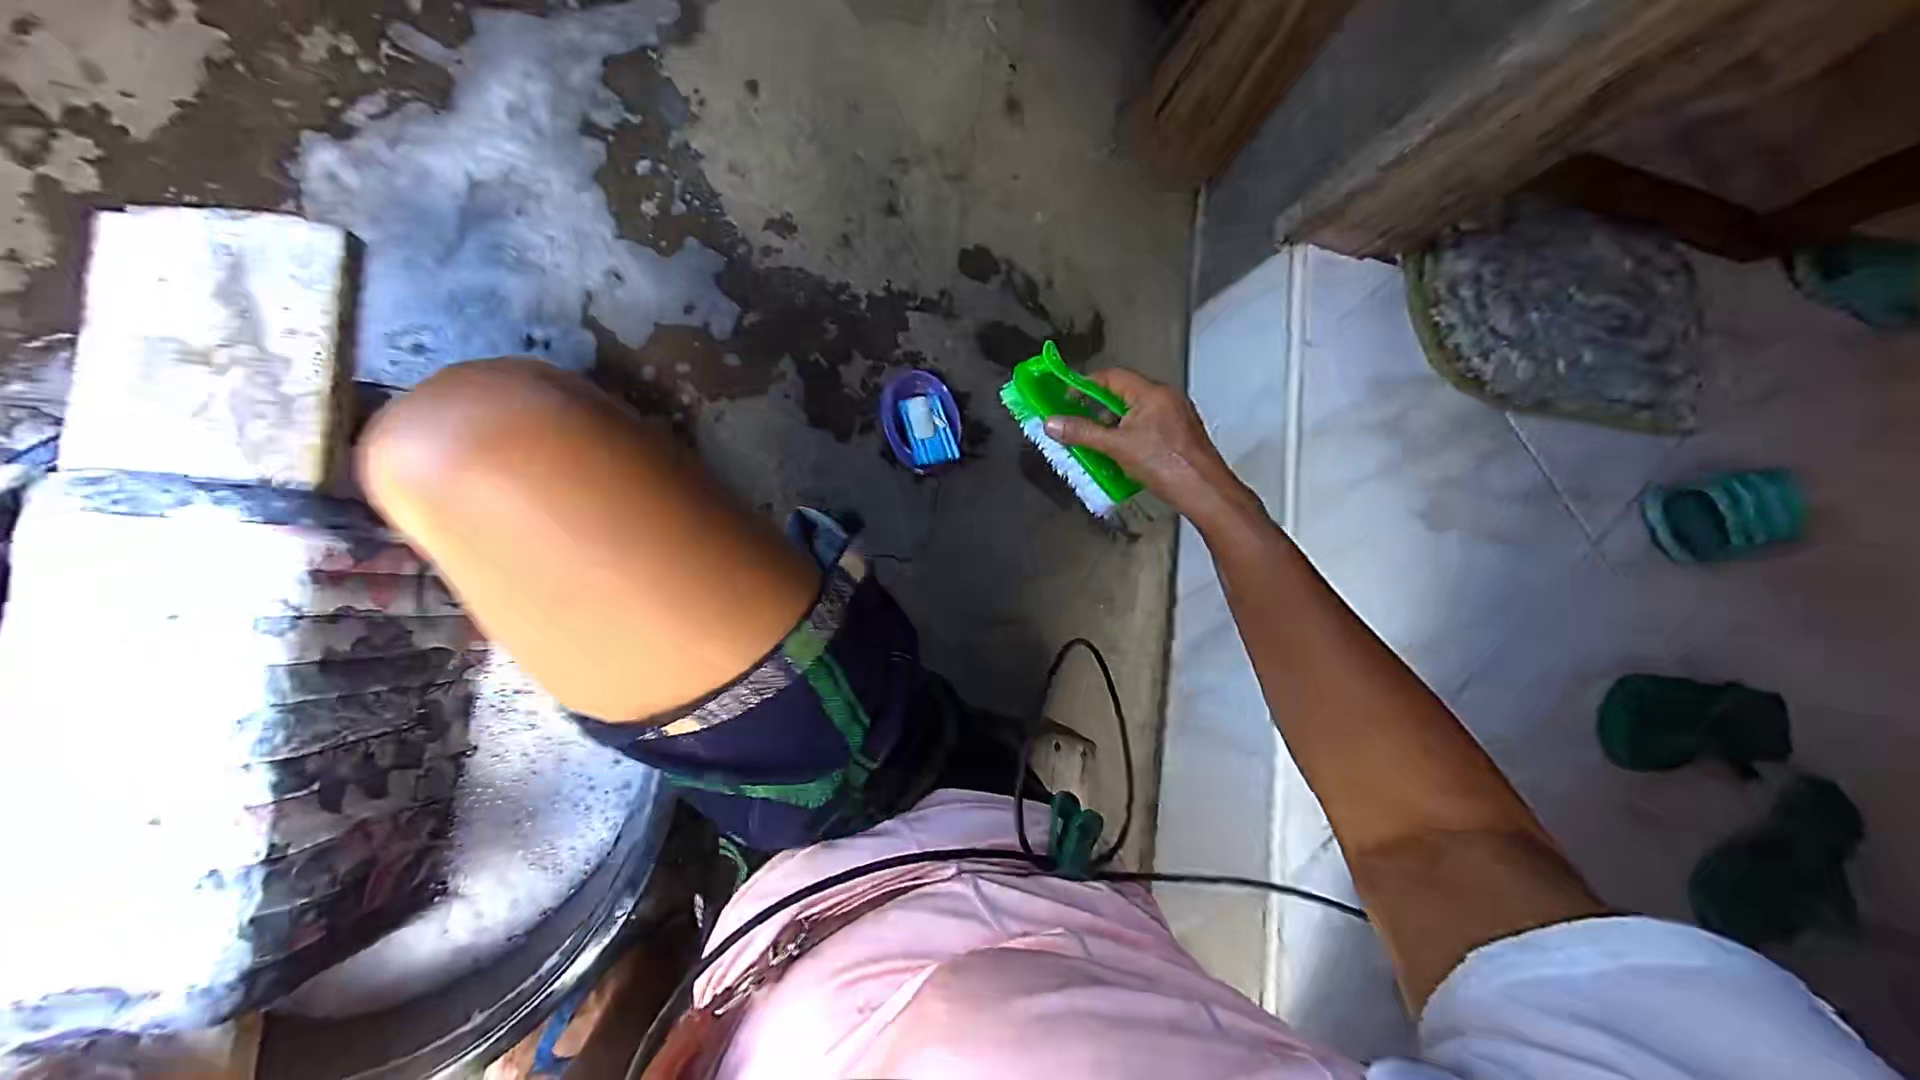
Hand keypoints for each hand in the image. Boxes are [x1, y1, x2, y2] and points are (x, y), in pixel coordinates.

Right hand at [1042, 368, 1262, 524]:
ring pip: (1133, 415)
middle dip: (1096, 410)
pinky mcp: (1176, 437)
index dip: (1086, 385)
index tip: (1066, 396)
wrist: (1204, 492)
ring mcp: (1173, 419)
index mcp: (1153, 394)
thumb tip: (1055, 423)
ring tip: (1093, 444)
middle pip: (1122, 395)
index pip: (1112, 377)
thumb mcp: (1116, 447)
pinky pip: (1144, 430)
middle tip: (1075, 422)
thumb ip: (1082, 432)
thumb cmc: (1171, 466)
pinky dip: (1126, 439)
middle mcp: (1166, 401)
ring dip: (1110, 427)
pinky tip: (1116, 457)